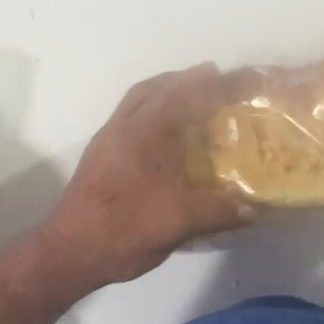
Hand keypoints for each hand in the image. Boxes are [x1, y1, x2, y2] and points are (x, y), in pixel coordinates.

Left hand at [40, 64, 253, 287]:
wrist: (70, 251)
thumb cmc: (124, 229)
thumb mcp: (177, 223)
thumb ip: (217, 212)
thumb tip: (254, 209)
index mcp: (142, 134)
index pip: (175, 94)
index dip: (198, 81)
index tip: (219, 71)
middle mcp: (122, 128)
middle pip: (151, 90)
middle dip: (179, 81)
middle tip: (207, 82)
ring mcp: (106, 142)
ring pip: (135, 103)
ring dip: (161, 95)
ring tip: (187, 104)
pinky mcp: (98, 157)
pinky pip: (127, 119)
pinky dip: (148, 114)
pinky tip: (163, 139)